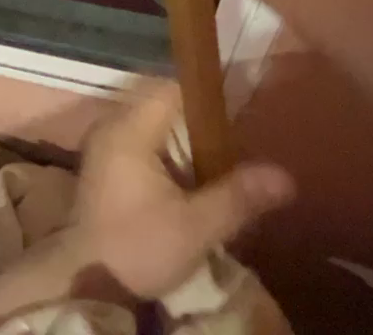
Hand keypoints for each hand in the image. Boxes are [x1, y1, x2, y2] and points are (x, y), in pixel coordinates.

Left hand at [69, 81, 293, 299]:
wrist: (87, 281)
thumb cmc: (138, 247)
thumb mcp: (195, 227)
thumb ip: (238, 196)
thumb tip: (285, 176)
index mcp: (128, 130)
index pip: (171, 91)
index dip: (207, 97)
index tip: (241, 113)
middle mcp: (111, 127)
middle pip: (164, 108)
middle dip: (202, 127)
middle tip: (239, 148)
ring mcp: (105, 146)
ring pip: (155, 129)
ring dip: (187, 146)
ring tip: (224, 167)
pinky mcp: (106, 166)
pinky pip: (143, 146)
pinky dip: (170, 158)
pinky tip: (194, 183)